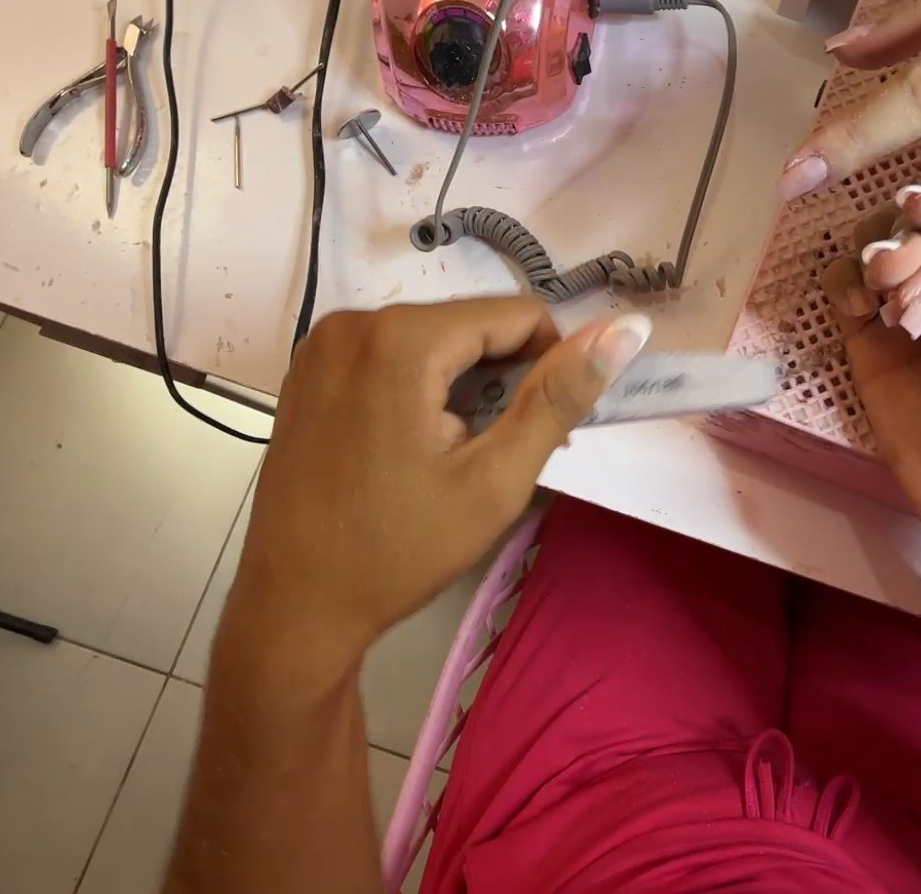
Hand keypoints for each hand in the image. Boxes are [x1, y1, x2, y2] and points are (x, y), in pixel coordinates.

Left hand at [237, 298, 650, 656]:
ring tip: (465, 454)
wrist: (296, 606)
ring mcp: (323, 344)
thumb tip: (625, 331)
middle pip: (471, 324)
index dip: (550, 364)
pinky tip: (422, 443)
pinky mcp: (310, 369)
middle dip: (506, 378)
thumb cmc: (399, 549)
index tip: (546, 428)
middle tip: (505, 452)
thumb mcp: (496, 479)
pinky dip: (425, 386)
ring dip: (468, 385)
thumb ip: (559, 396)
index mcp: (400, 338)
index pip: (517, 314)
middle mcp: (353, 321)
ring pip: (435, 339)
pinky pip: (393, 354)